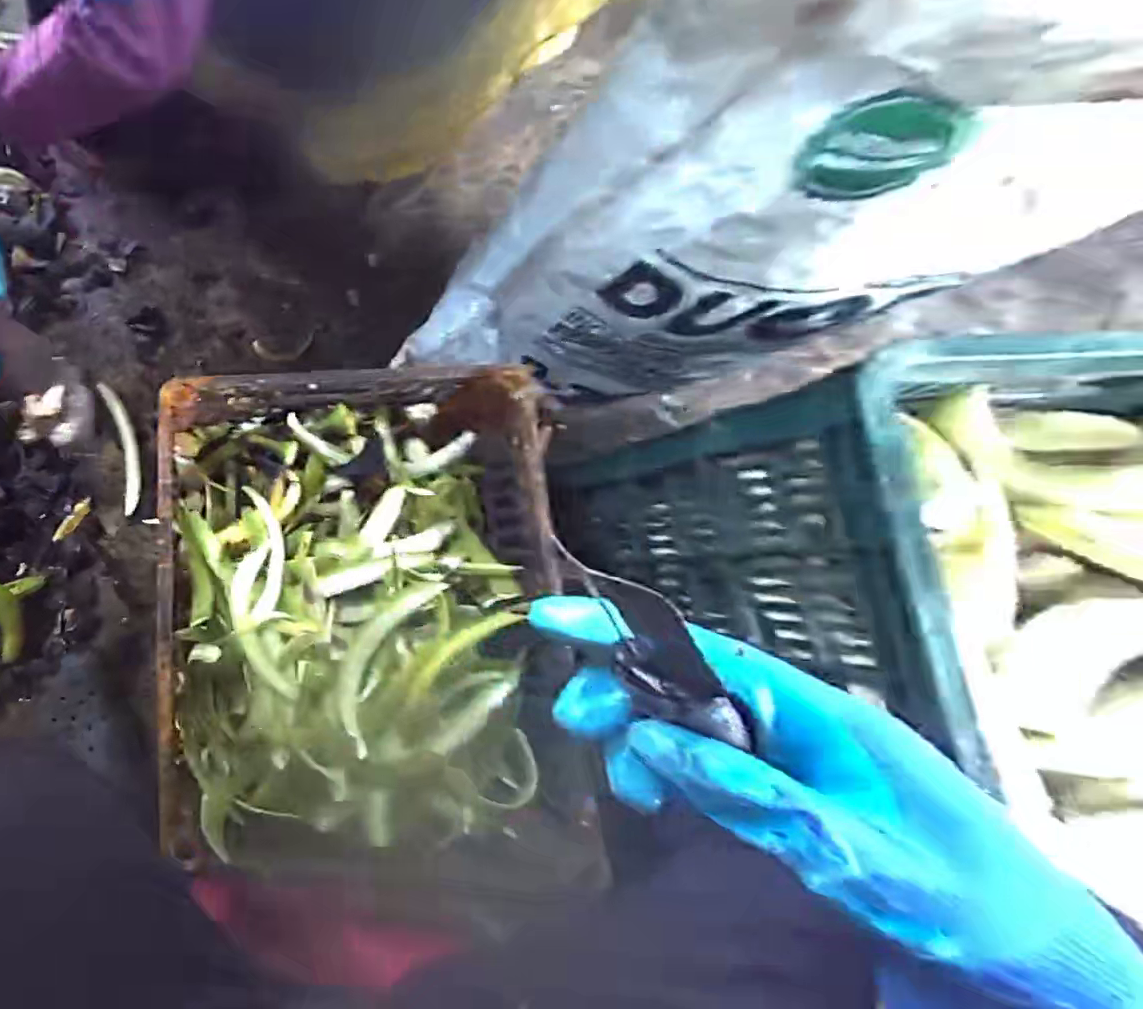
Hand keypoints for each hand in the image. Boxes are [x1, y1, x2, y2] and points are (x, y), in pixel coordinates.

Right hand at [529, 596, 1142, 1008]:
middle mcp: (783, 713)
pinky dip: (651, 765)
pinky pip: (684, 750)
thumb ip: (764, 800)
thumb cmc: (966, 901)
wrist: (1029, 961)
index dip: (621, 628)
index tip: (550, 618)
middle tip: (577, 725)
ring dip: (630, 739)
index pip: (700, 650)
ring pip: (669, 713)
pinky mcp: (758, 774)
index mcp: (816, 710)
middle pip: (671, 675)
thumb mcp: (875, 861)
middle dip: (615, 692)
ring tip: (630, 794)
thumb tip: (654, 744)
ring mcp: (769, 744)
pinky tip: (649, 796)